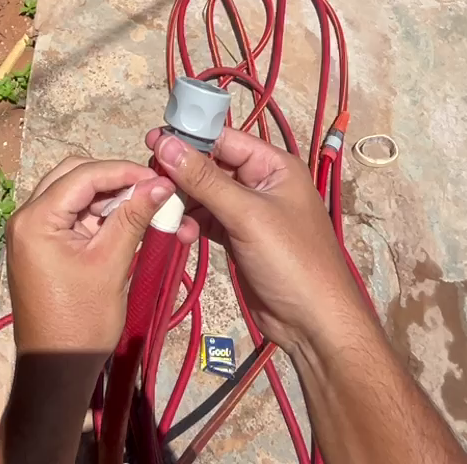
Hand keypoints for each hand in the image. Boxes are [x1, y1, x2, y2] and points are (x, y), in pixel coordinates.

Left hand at [4, 156, 176, 358]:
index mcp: (35, 219)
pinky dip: (94, 212)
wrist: (55, 371)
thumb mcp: (110, 265)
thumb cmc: (81, 323)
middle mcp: (26, 217)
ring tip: (140, 204)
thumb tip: (160, 184)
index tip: (156, 177)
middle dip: (112, 178)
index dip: (121, 171)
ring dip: (104, 194)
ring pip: (71, 192)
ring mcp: (30, 230)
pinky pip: (68, 213)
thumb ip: (133, 218)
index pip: (82, 175)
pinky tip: (121, 219)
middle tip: (148, 188)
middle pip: (72, 176)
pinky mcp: (39, 244)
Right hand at [144, 126, 368, 355]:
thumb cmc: (291, 261)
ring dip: (183, 202)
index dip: (188, 138)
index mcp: (273, 165)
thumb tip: (164, 143)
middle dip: (181, 174)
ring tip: (165, 214)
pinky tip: (180, 235)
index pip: (223, 139)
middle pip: (210, 166)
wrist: (315, 327)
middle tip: (151, 182)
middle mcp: (260, 182)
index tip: (151, 141)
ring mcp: (248, 211)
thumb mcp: (246, 215)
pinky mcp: (237, 236)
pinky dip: (191, 223)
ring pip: (204, 194)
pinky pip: (206, 219)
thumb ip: (203, 179)